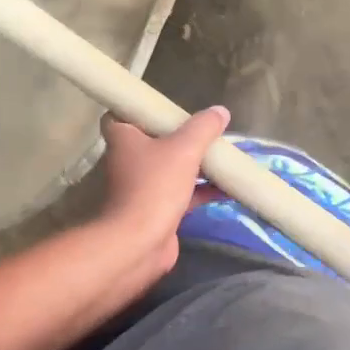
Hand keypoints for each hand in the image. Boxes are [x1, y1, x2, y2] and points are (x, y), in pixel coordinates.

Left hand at [94, 107, 230, 270]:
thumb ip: (203, 128)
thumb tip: (220, 111)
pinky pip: (183, 193)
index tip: (164, 106)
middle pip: (153, 140)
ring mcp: (142, 186)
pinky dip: (202, 190)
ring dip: (194, 163)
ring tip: (224, 155)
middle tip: (204, 130)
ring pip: (170, 167)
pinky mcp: (157, 209)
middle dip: (178, 136)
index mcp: (124, 138)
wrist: (139, 243)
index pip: (120, 114)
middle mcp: (128, 159)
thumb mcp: (184, 149)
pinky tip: (229, 187)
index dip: (139, 109)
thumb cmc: (154, 187)